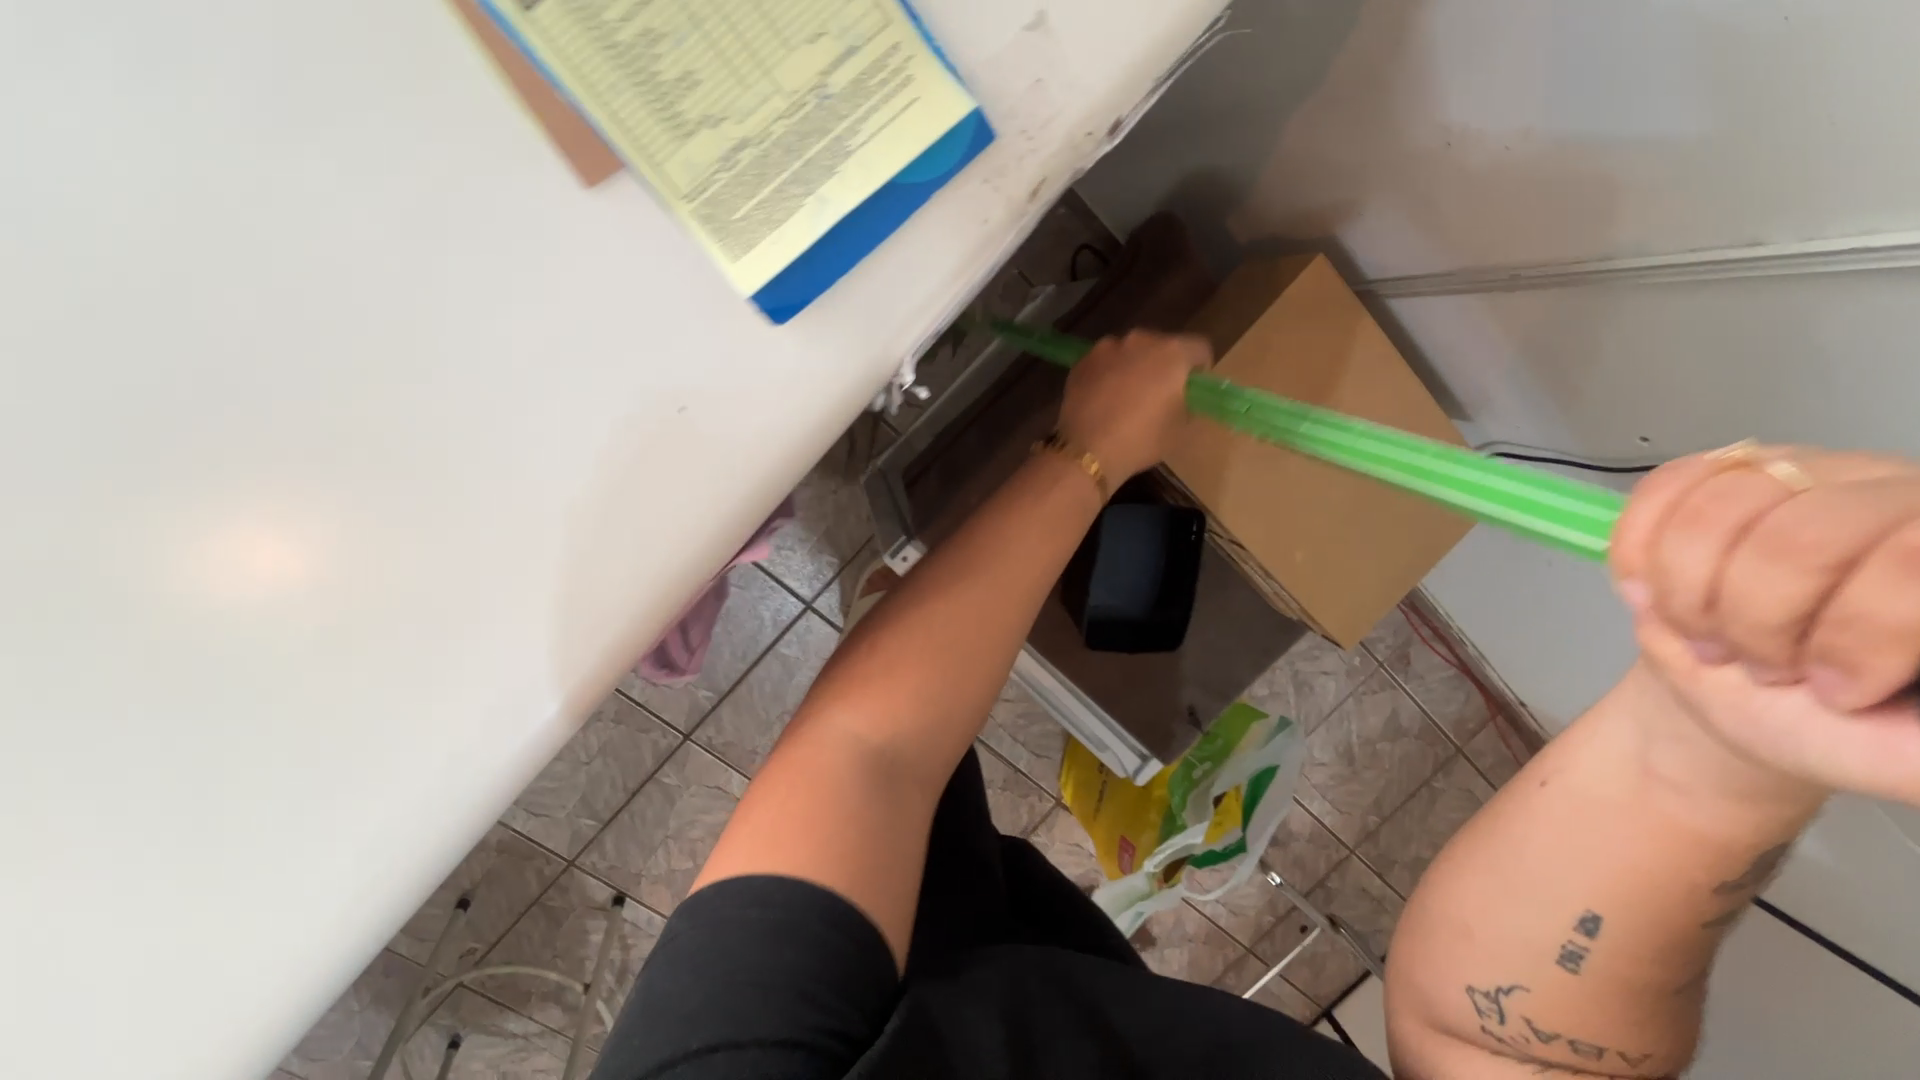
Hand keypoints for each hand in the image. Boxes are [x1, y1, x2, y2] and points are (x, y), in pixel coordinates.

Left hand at [1056, 330, 1210, 482]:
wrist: (1087, 450)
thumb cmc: (1141, 439)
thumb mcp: (1180, 427)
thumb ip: (1188, 402)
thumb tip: (1181, 397)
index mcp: (1172, 352)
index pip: (1200, 348)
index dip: (1200, 369)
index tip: (1192, 389)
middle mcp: (1140, 340)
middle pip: (1162, 346)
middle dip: (1164, 366)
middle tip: (1158, 395)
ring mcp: (1107, 348)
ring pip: (1130, 352)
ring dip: (1133, 367)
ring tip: (1125, 398)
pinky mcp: (1082, 361)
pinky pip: (1104, 362)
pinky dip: (1108, 374)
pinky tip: (1102, 400)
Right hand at [1610, 443, 1919, 806]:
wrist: (1744, 690)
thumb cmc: (1824, 720)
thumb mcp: (1896, 755)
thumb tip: (1909, 721)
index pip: (1905, 564)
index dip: (1856, 632)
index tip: (1833, 692)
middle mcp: (1894, 496)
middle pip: (1798, 537)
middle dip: (1751, 620)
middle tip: (1756, 666)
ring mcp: (1802, 471)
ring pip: (1717, 507)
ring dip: (1685, 592)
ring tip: (1704, 634)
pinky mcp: (1720, 470)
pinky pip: (1663, 488)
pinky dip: (1638, 550)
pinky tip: (1653, 592)